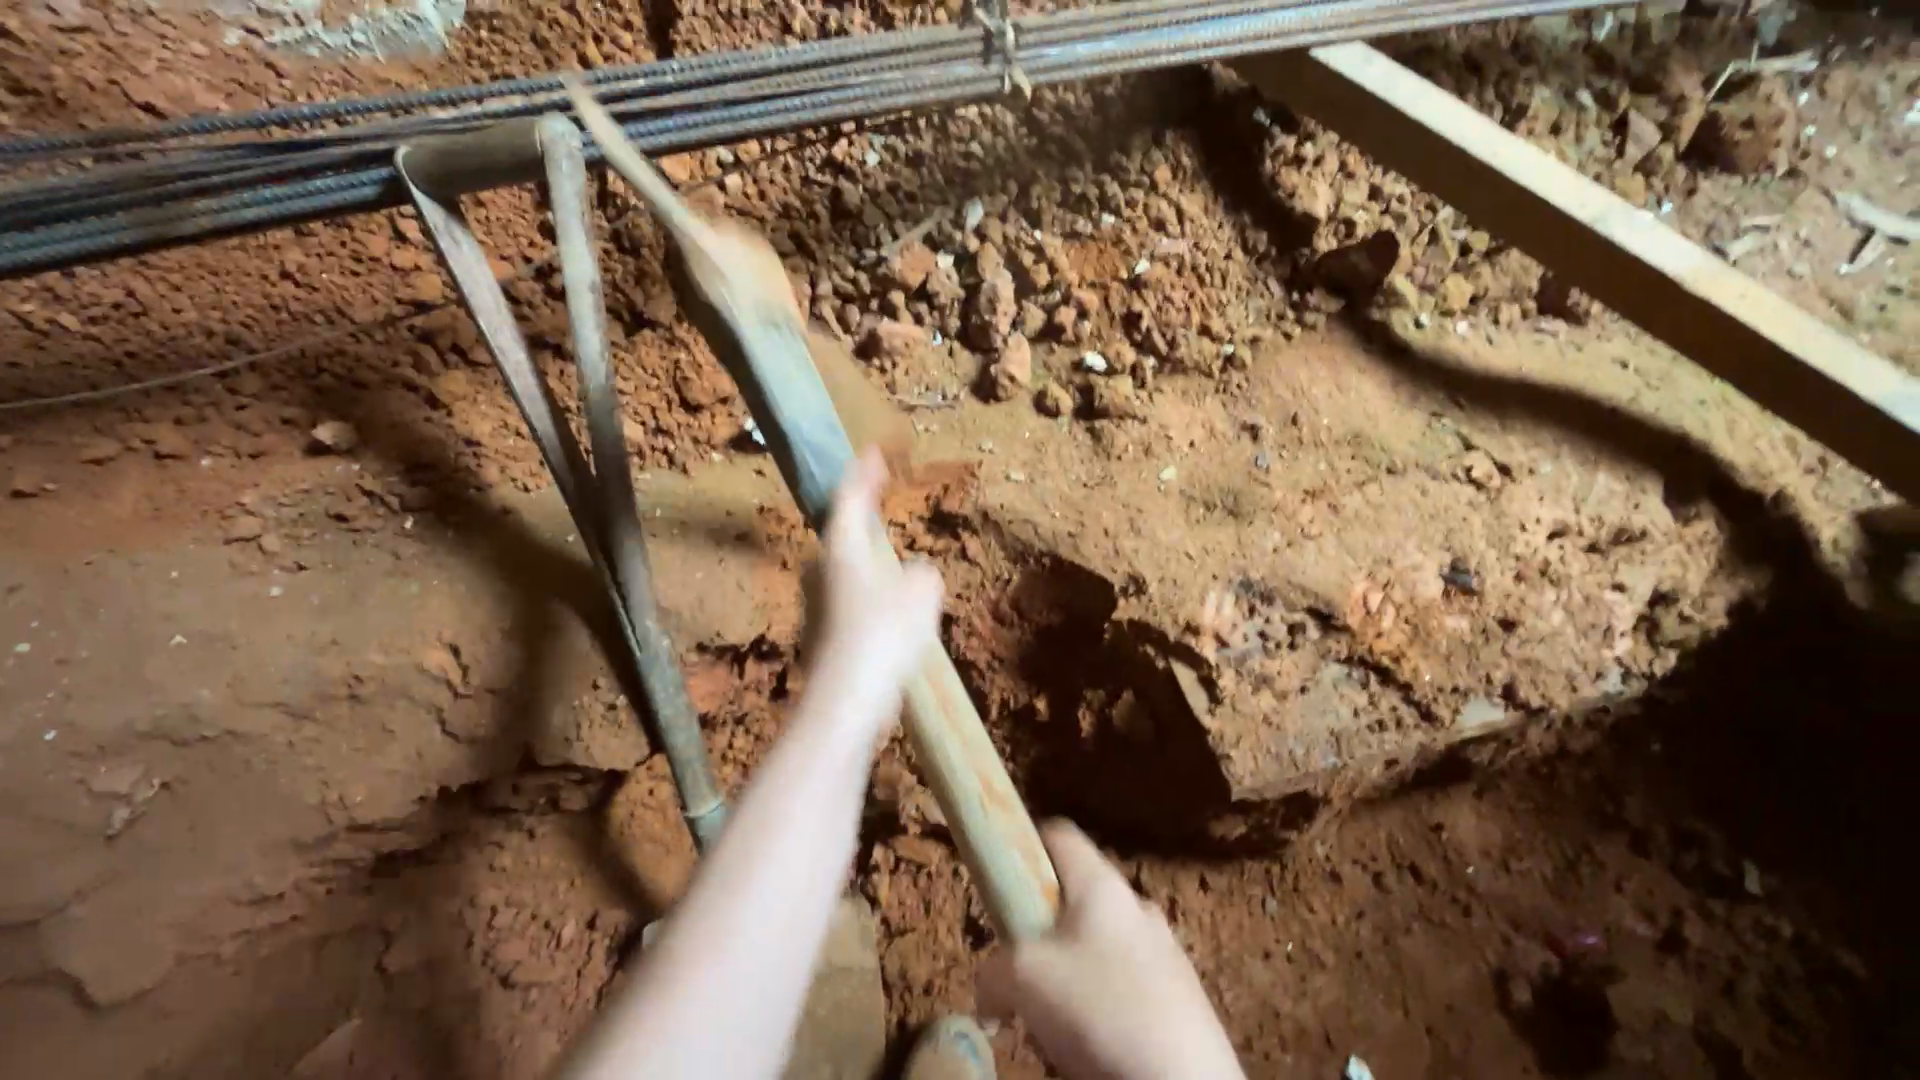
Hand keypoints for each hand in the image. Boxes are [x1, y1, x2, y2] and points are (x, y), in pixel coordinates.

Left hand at [809, 448, 944, 702]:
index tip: (871, 451)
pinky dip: (874, 597)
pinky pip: (854, 602)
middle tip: (881, 503)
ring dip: (872, 563)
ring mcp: (819, 606)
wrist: (847, 700)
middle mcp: (822, 571)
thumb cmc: (884, 634)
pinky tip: (895, 614)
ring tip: (897, 562)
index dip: (862, 473)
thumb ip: (923, 573)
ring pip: (849, 571)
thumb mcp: (922, 590)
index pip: (848, 497)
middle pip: (842, 533)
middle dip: (862, 518)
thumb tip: (914, 577)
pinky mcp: (826, 636)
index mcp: (842, 548)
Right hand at [977, 822, 1244, 1079]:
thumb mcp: (1022, 979)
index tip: (1003, 881)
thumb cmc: (1099, 1007)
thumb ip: (992, 971)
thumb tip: (989, 989)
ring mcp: (1164, 950)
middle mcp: (1136, 905)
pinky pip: (1125, 985)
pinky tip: (1088, 1045)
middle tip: (1020, 968)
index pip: (1058, 833)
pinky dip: (1100, 1006)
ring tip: (1051, 1019)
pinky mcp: (1181, 995)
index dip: (1026, 847)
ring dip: (1069, 975)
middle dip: (1042, 931)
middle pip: (1076, 898)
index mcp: (1101, 884)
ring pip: (1099, 946)